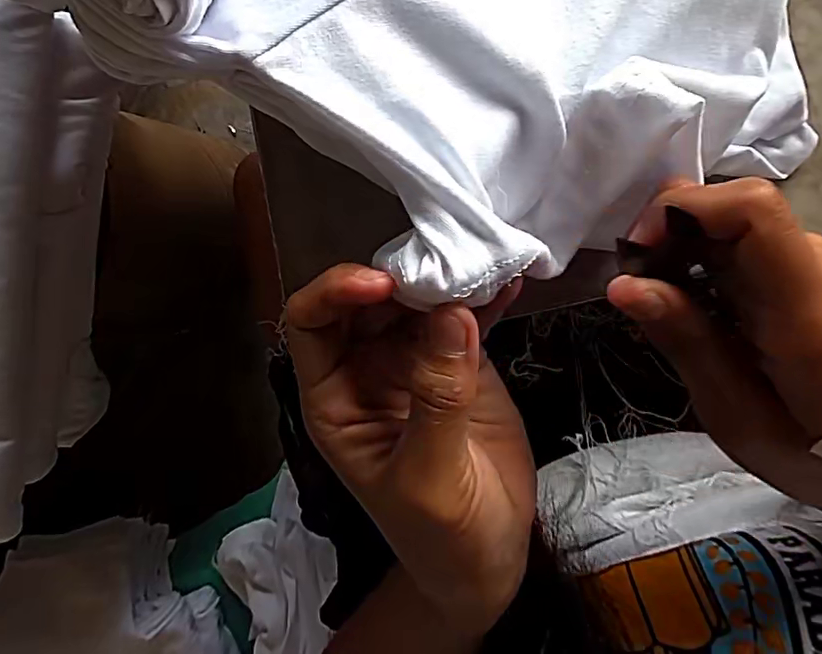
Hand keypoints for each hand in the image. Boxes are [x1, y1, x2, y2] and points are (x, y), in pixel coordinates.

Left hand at [285, 266, 534, 639]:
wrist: (491, 557)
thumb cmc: (443, 537)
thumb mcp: (430, 478)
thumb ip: (437, 399)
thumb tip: (450, 315)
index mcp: (339, 397)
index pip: (312, 324)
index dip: (336, 292)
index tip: (382, 283)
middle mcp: (371, 369)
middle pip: (371, 300)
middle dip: (403, 276)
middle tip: (447, 264)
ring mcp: (417, 361)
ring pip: (419, 298)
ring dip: (448, 277)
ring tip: (483, 263)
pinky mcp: (461, 358)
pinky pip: (467, 315)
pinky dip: (486, 297)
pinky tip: (509, 282)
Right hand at [606, 179, 821, 532]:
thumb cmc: (818, 455)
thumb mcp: (736, 419)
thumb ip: (685, 341)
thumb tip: (623, 284)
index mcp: (809, 311)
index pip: (755, 209)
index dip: (686, 209)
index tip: (641, 252)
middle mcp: (818, 265)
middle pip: (734, 204)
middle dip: (670, 230)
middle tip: (640, 284)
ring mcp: (816, 256)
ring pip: (731, 217)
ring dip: (683, 245)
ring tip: (664, 301)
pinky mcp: (804, 259)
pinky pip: (741, 237)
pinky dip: (703, 256)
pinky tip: (695, 303)